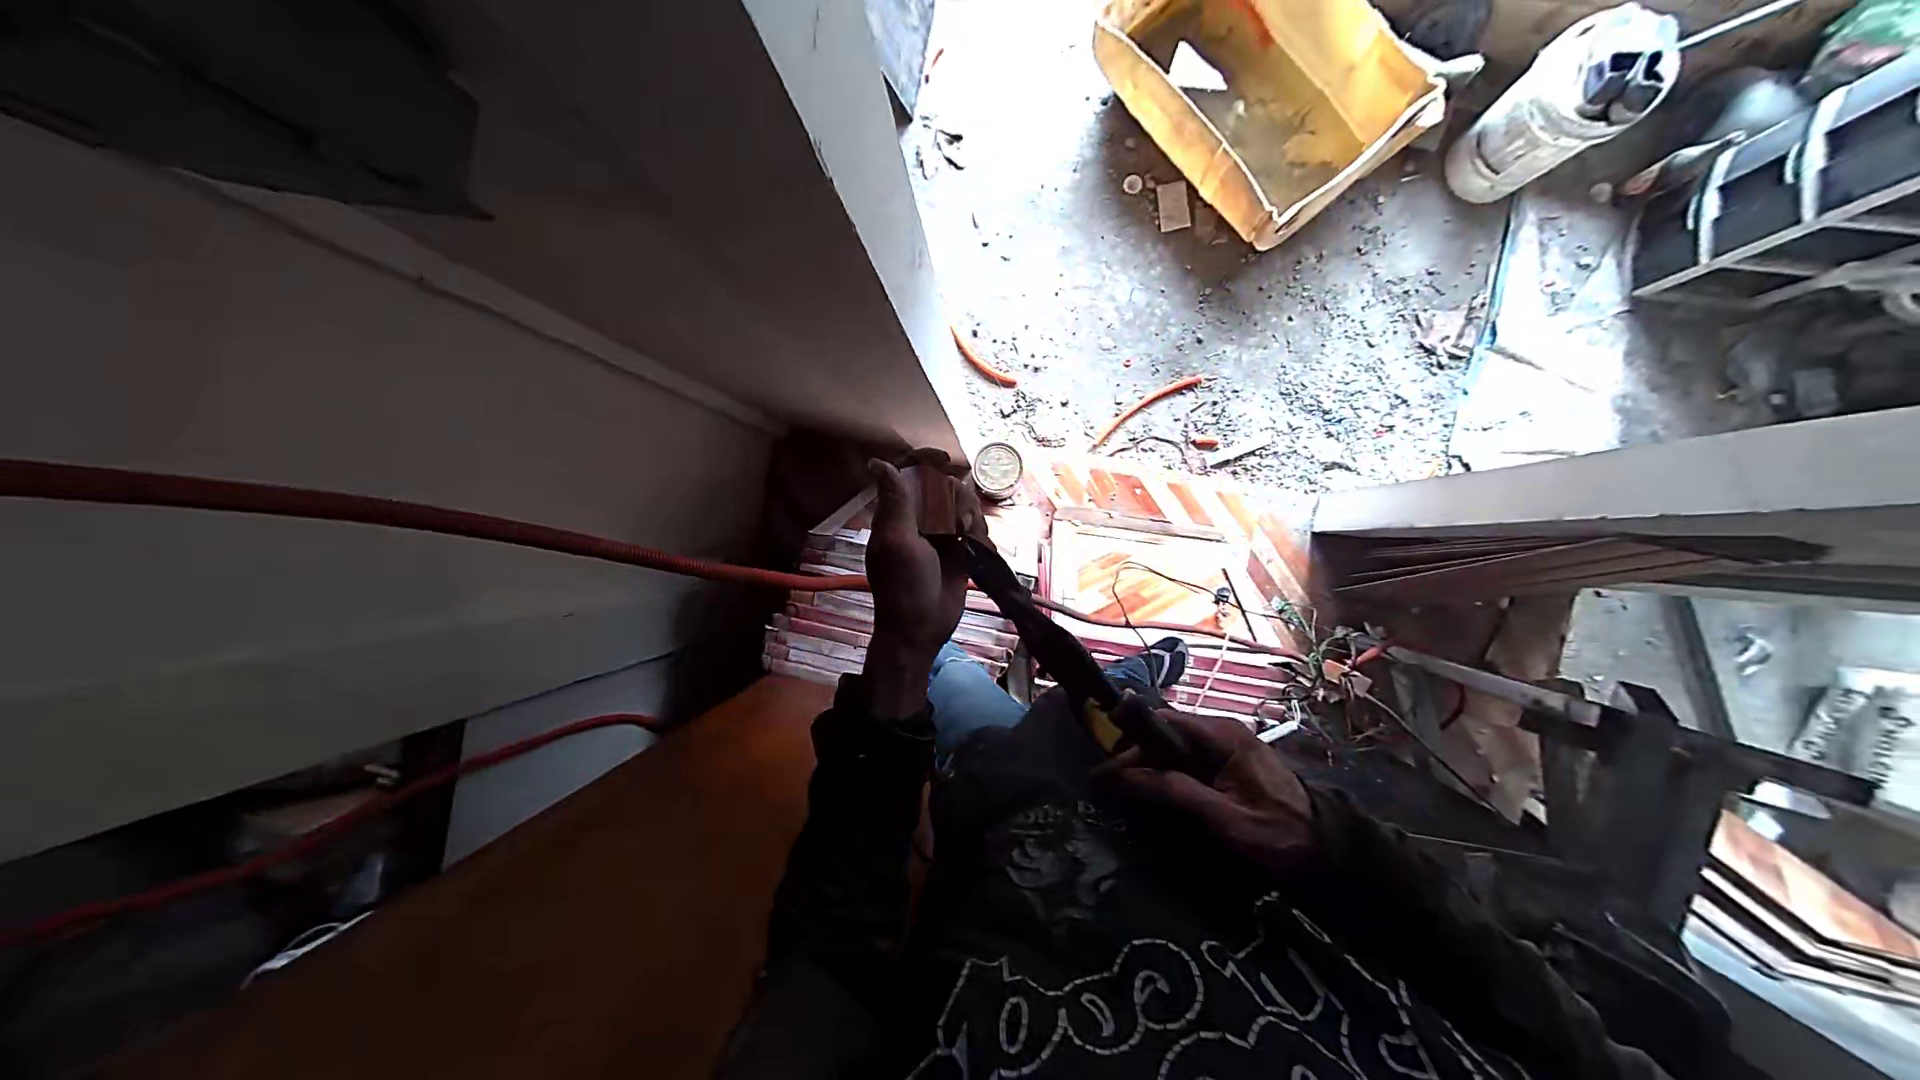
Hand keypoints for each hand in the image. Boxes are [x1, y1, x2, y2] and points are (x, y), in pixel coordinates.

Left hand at [861, 450, 979, 718]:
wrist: (921, 628)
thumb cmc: (903, 585)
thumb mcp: (896, 540)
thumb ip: (894, 501)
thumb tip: (876, 461)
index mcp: (896, 514)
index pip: (908, 473)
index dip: (924, 460)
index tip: (944, 461)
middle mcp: (919, 519)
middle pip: (943, 486)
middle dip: (955, 499)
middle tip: (957, 525)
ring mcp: (941, 534)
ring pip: (963, 506)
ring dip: (970, 517)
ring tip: (965, 539)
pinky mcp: (960, 550)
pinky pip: (975, 528)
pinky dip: (979, 535)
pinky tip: (975, 549)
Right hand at [1104, 711, 1314, 872]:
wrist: (1330, 853)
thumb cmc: (1280, 835)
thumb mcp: (1226, 817)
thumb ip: (1176, 792)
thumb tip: (1126, 776)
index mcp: (1224, 736)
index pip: (1164, 724)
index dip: (1131, 743)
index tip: (1107, 770)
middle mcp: (1222, 732)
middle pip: (1166, 734)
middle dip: (1135, 757)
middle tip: (1109, 786)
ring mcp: (1226, 746)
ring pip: (1174, 748)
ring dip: (1149, 767)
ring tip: (1123, 791)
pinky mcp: (1228, 763)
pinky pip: (1187, 760)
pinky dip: (1166, 774)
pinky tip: (1153, 793)